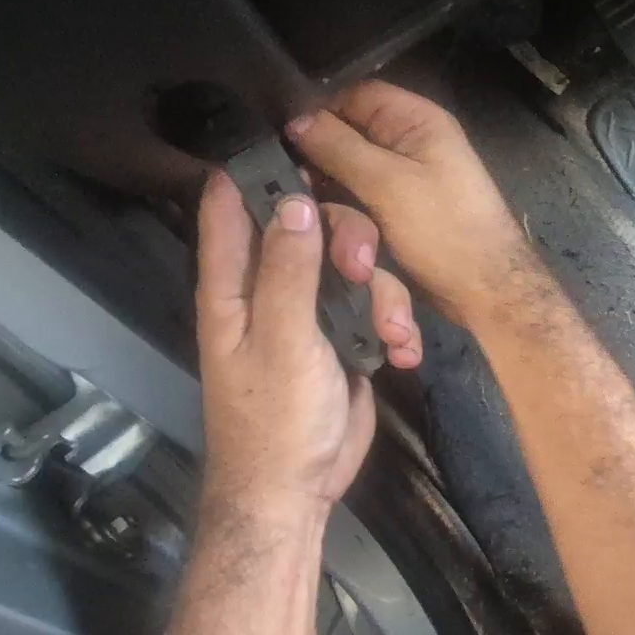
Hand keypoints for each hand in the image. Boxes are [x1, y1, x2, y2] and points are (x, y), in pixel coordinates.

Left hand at [194, 171, 421, 520]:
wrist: (301, 486)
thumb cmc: (276, 417)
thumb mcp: (281, 340)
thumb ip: (289, 271)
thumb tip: (296, 202)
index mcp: (235, 287)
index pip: (232, 209)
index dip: (257, 171)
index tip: (304, 148)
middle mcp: (272, 290)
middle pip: (309, 231)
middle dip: (347, 240)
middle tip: (365, 266)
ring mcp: (312, 315)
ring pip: (351, 269)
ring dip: (380, 293)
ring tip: (391, 333)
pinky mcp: (344, 339)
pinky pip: (372, 308)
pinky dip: (392, 323)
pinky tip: (402, 350)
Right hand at [288, 80, 529, 328]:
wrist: (488, 294)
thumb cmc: (446, 231)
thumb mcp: (388, 184)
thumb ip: (338, 148)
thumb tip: (295, 120)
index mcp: (417, 123)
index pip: (354, 97)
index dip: (319, 116)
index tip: (287, 146)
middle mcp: (410, 149)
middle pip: (345, 147)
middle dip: (326, 179)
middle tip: (307, 204)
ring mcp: (405, 188)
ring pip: (349, 189)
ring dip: (343, 221)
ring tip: (353, 253)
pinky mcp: (399, 223)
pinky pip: (362, 217)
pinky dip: (355, 237)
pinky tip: (356, 260)